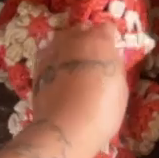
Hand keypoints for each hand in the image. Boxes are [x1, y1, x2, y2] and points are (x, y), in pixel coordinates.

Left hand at [30, 23, 127, 147]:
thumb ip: (114, 66)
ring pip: (63, 40)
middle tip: (93, 60)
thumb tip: (109, 59)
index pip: (107, 28)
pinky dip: (55, 60)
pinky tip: (58, 75)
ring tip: (73, 67)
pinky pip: (49, 55)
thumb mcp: (121, 87)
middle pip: (83, 30)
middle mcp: (74, 38)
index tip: (112, 52)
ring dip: (69, 48)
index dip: (110, 39)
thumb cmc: (102, 110)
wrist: (65, 129)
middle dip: (88, 40)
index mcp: (99, 40)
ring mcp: (53, 50)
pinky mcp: (37, 65)